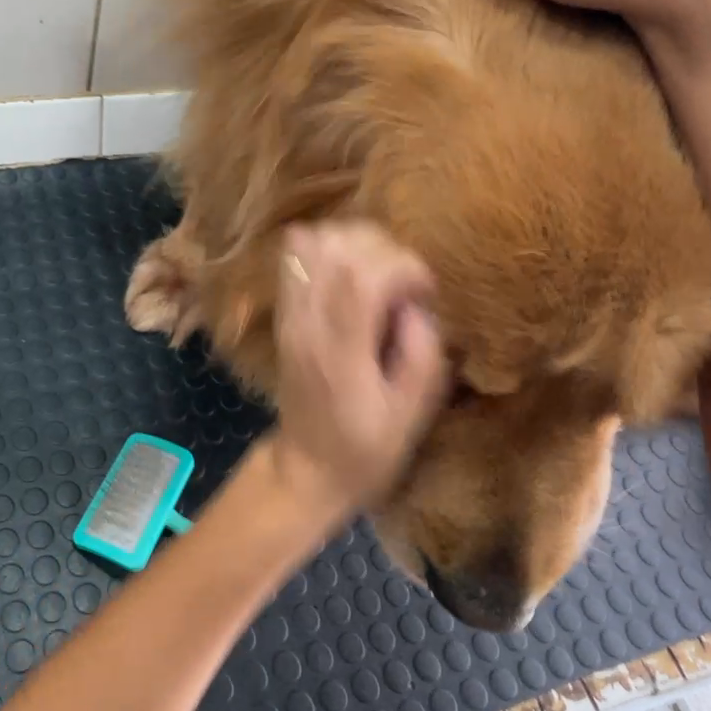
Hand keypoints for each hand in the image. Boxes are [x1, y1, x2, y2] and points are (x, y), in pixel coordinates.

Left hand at [269, 222, 446, 513]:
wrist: (306, 468)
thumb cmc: (366, 450)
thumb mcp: (412, 416)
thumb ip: (422, 355)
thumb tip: (417, 305)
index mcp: (341, 352)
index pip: (362, 277)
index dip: (404, 267)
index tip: (426, 291)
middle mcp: (307, 323)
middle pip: (336, 247)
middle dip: (384, 250)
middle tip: (405, 283)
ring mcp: (289, 314)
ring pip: (313, 242)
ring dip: (356, 244)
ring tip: (381, 275)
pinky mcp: (284, 312)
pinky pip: (295, 256)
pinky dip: (328, 248)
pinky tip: (352, 273)